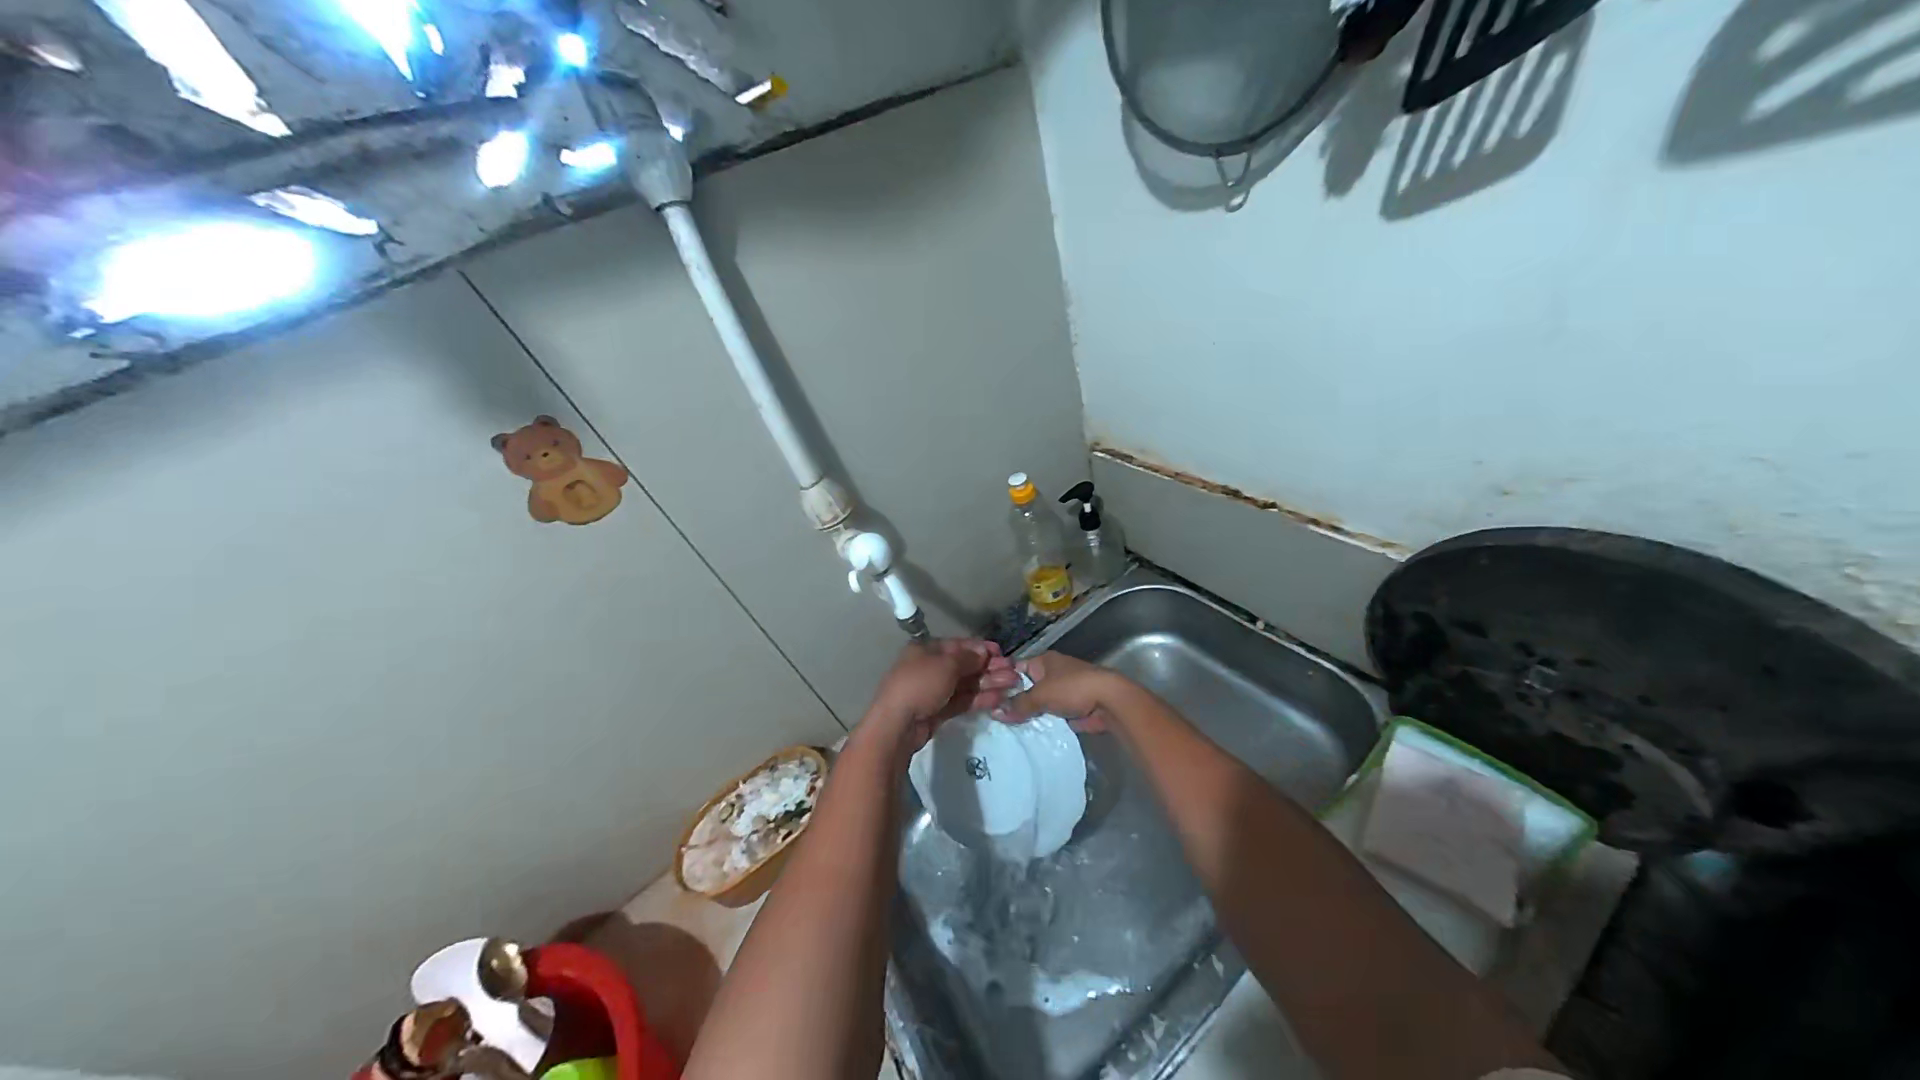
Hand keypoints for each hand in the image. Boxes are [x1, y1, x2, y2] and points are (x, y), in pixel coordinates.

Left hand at [863, 640, 1018, 753]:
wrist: (898, 724)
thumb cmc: (920, 685)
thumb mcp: (945, 665)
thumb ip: (967, 659)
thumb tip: (982, 653)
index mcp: (926, 651)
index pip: (957, 646)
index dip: (979, 648)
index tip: (1001, 652)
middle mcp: (930, 668)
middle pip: (964, 666)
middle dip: (989, 668)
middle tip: (1013, 671)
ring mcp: (934, 691)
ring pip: (965, 684)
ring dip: (988, 683)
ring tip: (1012, 684)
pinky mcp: (938, 711)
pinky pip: (962, 701)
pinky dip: (979, 699)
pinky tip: (998, 698)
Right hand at [999, 652, 1130, 731]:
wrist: (1110, 702)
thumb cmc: (1073, 688)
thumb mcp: (1040, 695)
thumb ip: (1018, 704)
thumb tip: (995, 712)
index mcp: (1043, 661)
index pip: (1015, 667)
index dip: (1001, 680)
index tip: (987, 697)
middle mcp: (1052, 672)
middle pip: (1026, 686)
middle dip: (1014, 700)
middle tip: (994, 716)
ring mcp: (1063, 690)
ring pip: (1039, 702)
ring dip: (1029, 713)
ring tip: (1007, 727)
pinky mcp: (1072, 708)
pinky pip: (1051, 715)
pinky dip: (1043, 723)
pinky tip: (1028, 733)